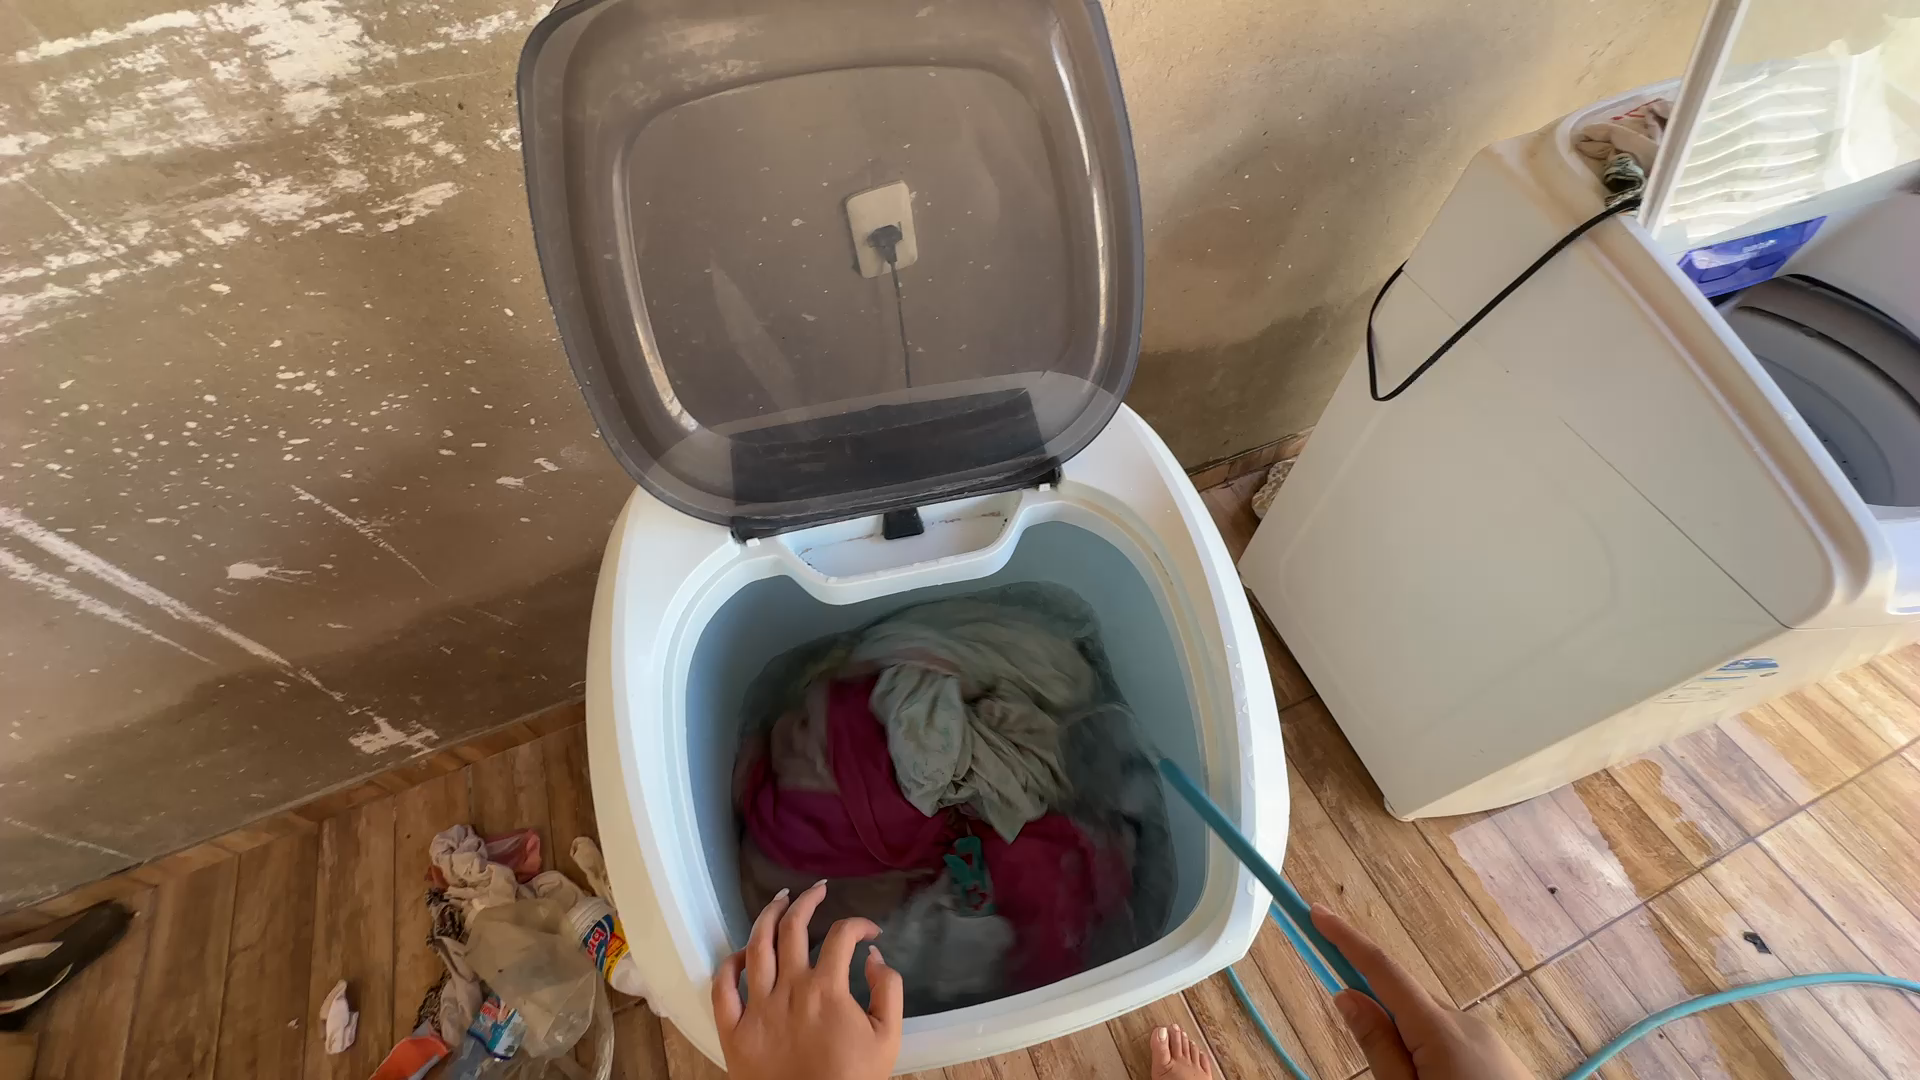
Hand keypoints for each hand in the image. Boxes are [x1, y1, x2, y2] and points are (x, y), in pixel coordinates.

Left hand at [712, 880, 903, 1079]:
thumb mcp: (887, 1037)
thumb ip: (889, 989)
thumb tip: (873, 956)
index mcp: (827, 989)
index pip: (842, 935)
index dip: (859, 924)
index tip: (869, 932)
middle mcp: (789, 989)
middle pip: (794, 926)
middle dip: (808, 900)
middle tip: (818, 891)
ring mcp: (757, 1009)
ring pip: (757, 945)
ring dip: (768, 914)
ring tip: (780, 899)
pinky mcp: (733, 1032)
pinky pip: (722, 989)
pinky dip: (729, 964)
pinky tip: (743, 953)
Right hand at [1314, 904, 1535, 1079]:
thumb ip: (1377, 1047)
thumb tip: (1347, 996)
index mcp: (1440, 1031)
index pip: (1381, 968)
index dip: (1345, 937)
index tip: (1315, 912)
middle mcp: (1468, 1024)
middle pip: (1404, 997)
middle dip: (1377, 1008)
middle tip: (1372, 1061)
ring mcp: (1493, 1043)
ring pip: (1428, 1022)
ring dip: (1406, 1038)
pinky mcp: (1508, 1063)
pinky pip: (1453, 1040)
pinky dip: (1431, 1051)